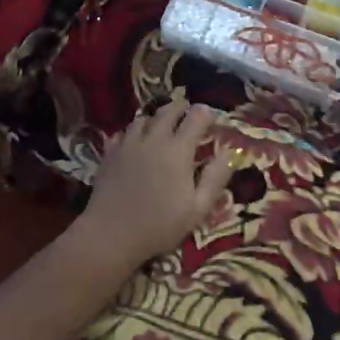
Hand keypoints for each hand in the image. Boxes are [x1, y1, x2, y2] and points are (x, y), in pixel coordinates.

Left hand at [75, 98, 232, 265]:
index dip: (206, 114)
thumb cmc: (160, 225)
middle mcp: (152, 139)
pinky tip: (135, 140)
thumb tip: (231, 152)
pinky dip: (133, 131)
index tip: (211, 117)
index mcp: (177, 151)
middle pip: (167, 111)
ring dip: (155, 117)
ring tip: (161, 124)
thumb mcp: (198, 208)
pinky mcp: (109, 152)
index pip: (195, 118)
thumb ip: (215, 177)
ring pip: (142, 118)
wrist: (111, 232)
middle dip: (180, 107)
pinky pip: (122, 132)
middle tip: (187, 110)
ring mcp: (127, 144)